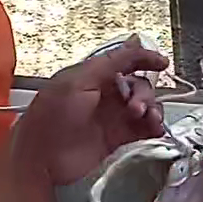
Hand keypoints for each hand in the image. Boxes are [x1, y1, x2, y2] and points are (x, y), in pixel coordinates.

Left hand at [6, 42, 168, 192]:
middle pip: (138, 86)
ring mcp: (111, 117)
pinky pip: (141, 129)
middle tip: (136, 109)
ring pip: (143, 107)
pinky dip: (152, 127)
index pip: (125, 61)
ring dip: (152, 110)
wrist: (40, 160)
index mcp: (93, 76)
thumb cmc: (53, 116)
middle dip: (144, 94)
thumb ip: (110, 62)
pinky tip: (156, 130)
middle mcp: (104, 94)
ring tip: (150, 120)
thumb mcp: (78, 81)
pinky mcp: (116, 139)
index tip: (162, 63)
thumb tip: (134, 41)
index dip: (144, 59)